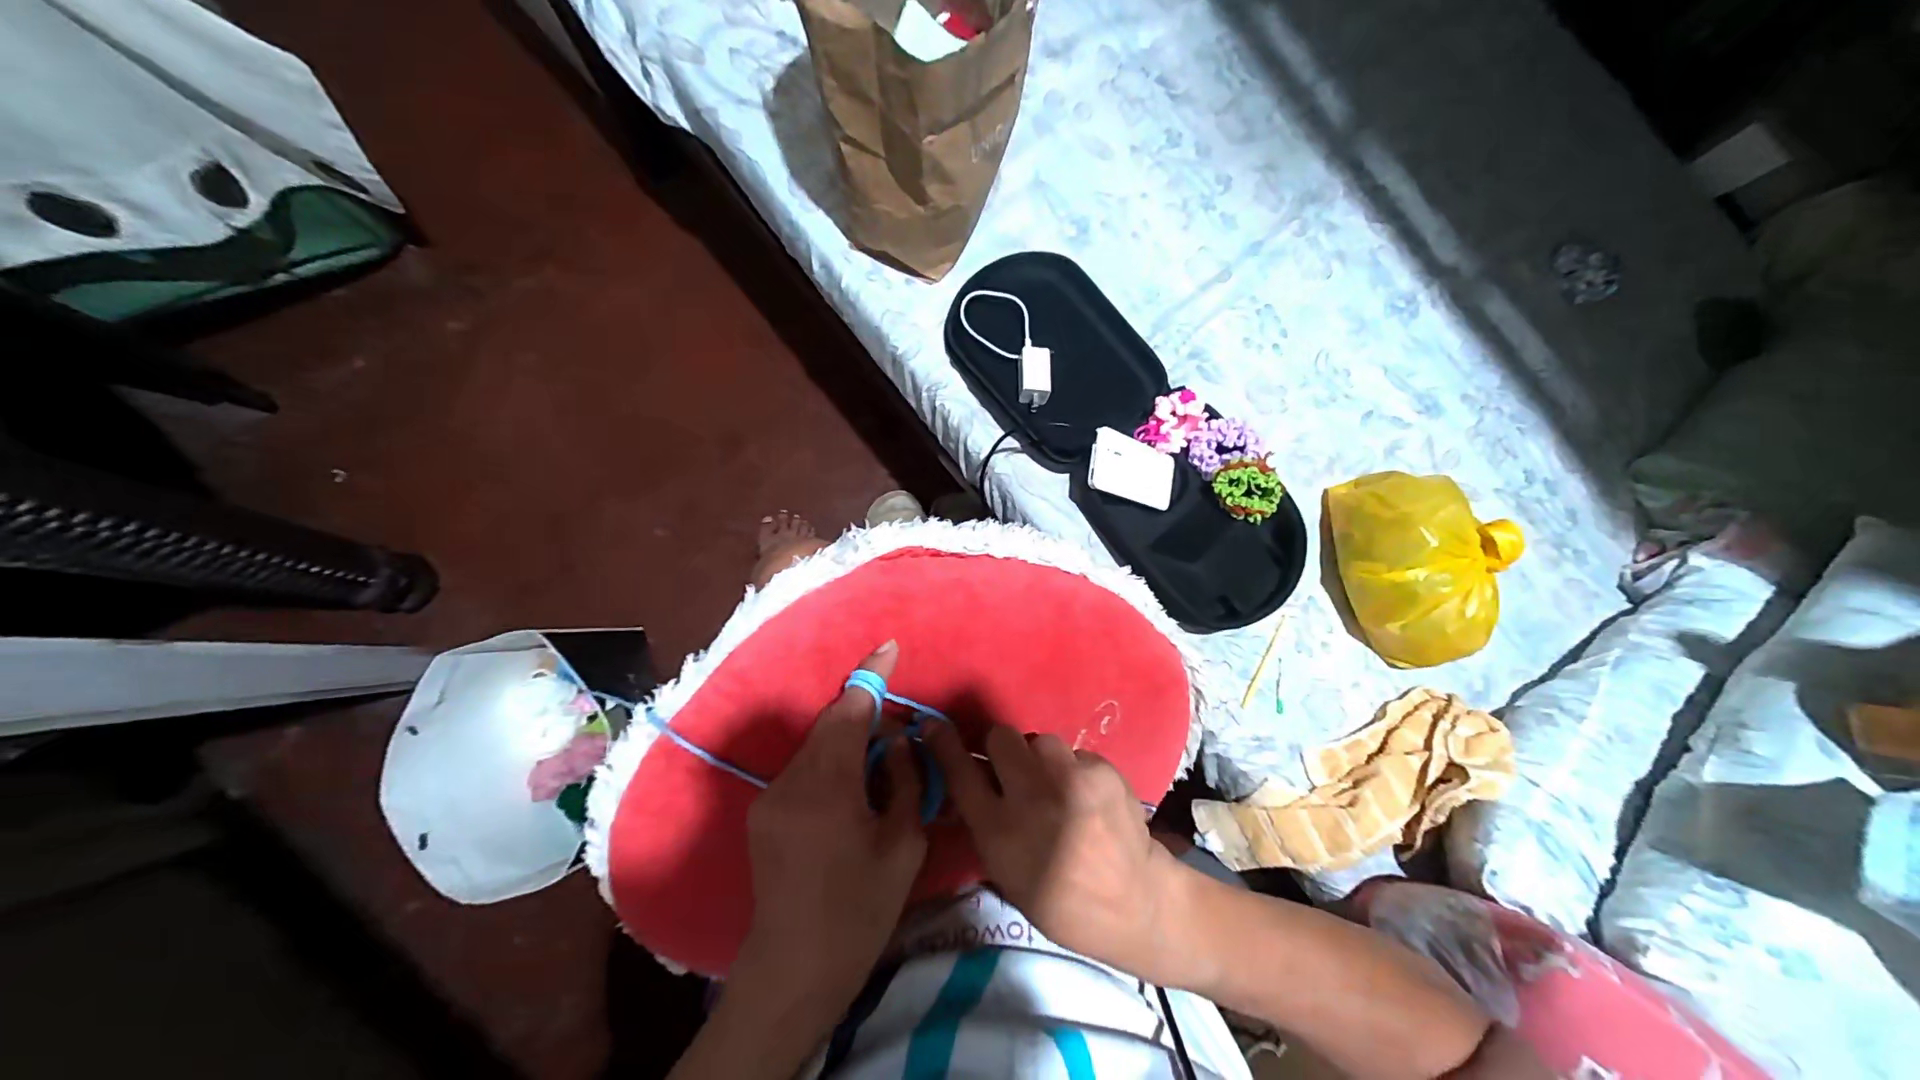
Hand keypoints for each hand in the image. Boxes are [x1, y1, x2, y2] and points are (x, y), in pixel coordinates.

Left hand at [735, 641, 926, 996]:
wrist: (795, 968)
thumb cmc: (860, 910)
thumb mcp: (903, 845)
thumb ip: (907, 781)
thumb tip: (901, 740)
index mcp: (828, 787)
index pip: (849, 711)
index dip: (870, 676)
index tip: (889, 646)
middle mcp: (791, 781)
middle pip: (830, 725)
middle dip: (864, 716)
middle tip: (899, 737)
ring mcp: (770, 795)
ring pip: (816, 746)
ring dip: (848, 743)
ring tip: (880, 771)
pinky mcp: (762, 811)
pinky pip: (804, 770)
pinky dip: (831, 766)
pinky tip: (852, 794)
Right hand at [926, 722, 1206, 987]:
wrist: (1134, 904)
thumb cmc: (1059, 901)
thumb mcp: (1005, 872)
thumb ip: (984, 821)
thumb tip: (968, 778)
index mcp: (999, 831)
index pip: (960, 771)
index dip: (943, 744)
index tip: (934, 726)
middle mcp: (1031, 797)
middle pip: (999, 738)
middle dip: (1002, 750)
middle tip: (1015, 771)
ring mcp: (1070, 779)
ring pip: (1039, 739)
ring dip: (1039, 758)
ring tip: (1055, 785)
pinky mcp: (1102, 770)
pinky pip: (1074, 753)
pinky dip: (1073, 769)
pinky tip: (1085, 796)